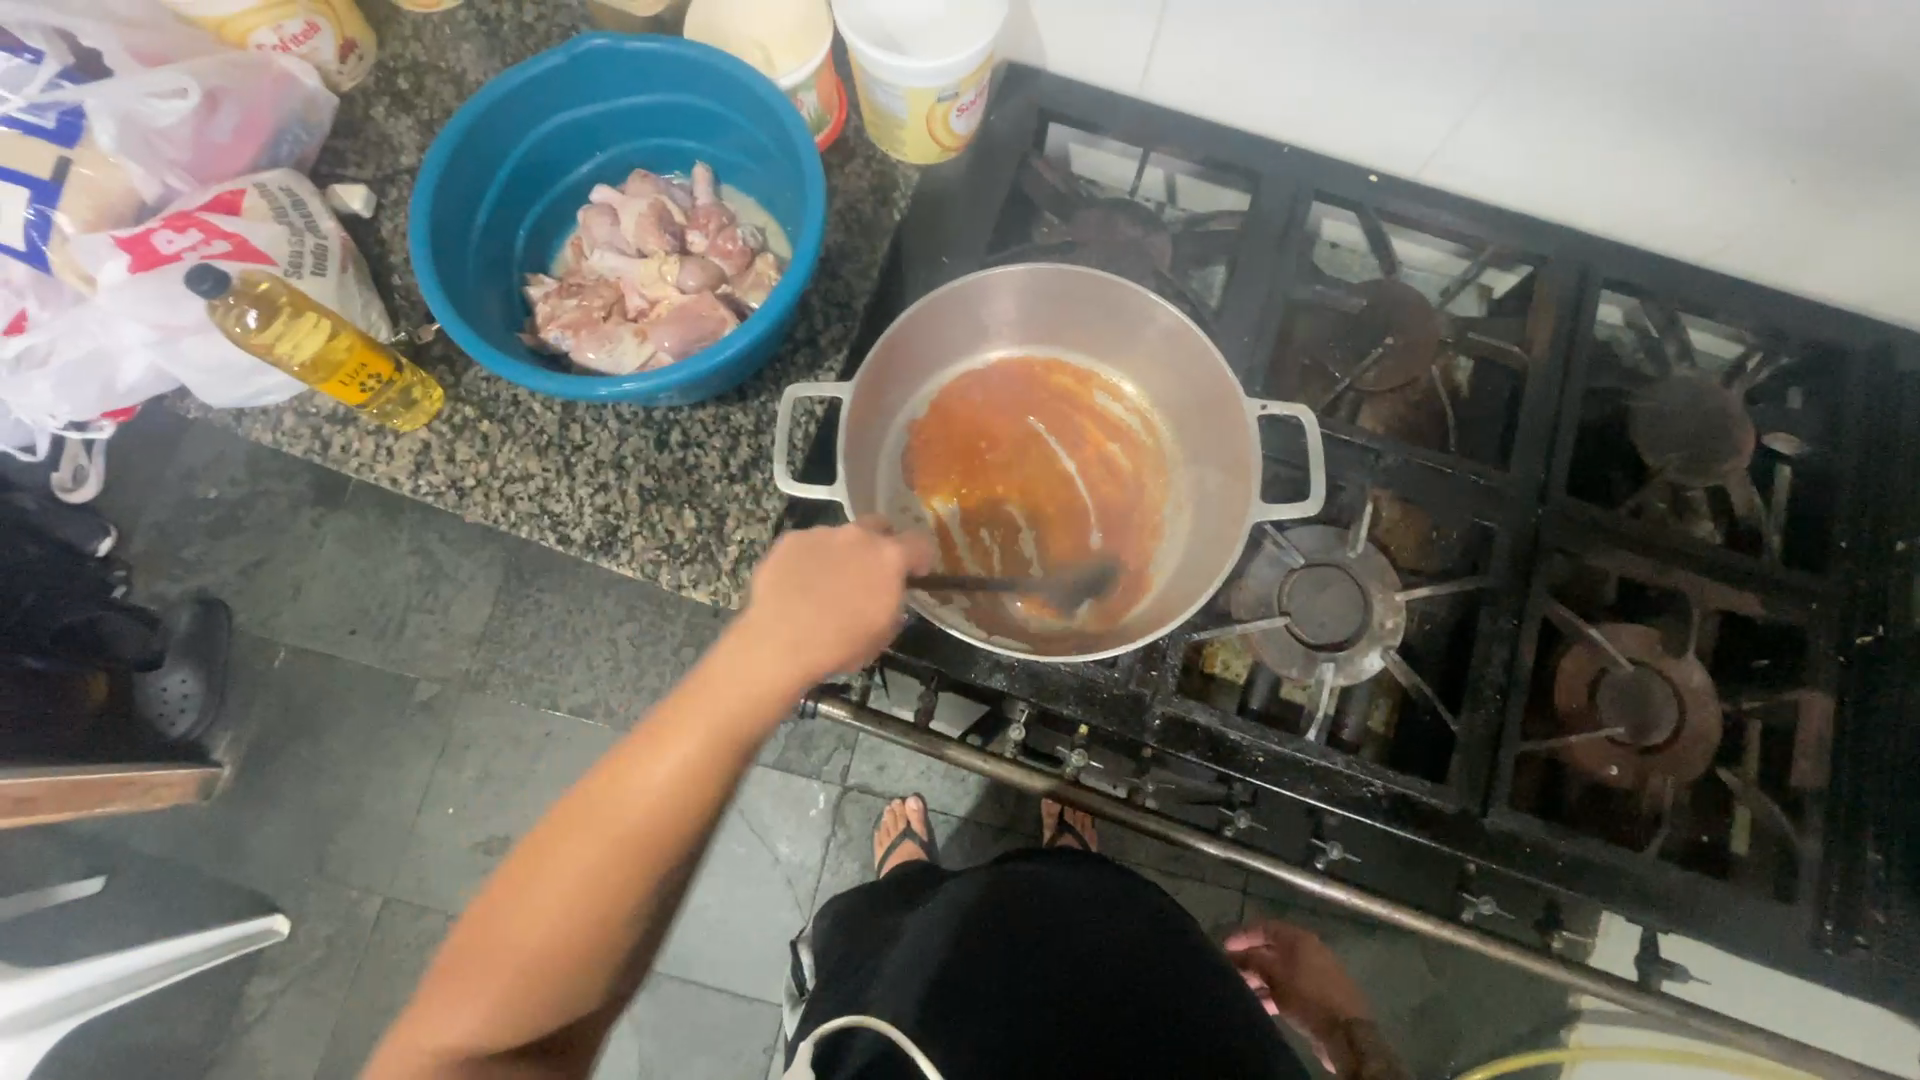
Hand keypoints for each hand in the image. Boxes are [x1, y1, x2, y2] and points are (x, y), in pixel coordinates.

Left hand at [733, 518, 934, 687]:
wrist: (779, 642)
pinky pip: (808, 544)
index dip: (920, 559)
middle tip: (870, 573)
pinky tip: (798, 584)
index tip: (914, 575)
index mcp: (889, 558)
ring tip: (825, 584)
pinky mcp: (790, 539)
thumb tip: (887, 597)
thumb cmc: (839, 645)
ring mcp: (822, 533)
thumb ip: (893, 604)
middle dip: (880, 544)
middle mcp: (858, 536)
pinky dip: (809, 558)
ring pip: (841, 535)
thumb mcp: (883, 634)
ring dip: (842, 553)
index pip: (920, 544)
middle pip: (879, 526)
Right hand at [1225, 920, 1381, 1075]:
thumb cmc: (1307, 996)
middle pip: (1272, 950)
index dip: (1242, 935)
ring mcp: (1316, 975)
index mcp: (1299, 939)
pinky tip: (1260, 1005)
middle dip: (1250, 960)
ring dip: (1260, 979)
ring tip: (1242, 990)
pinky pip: (1290, 988)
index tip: (1224, 948)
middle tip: (1230, 971)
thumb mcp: (1274, 976)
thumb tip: (1232, 955)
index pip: (1264, 927)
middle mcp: (1309, 951)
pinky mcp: (1319, 997)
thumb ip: (1251, 961)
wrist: (1347, 1034)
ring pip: (1280, 971)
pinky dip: (1274, 993)